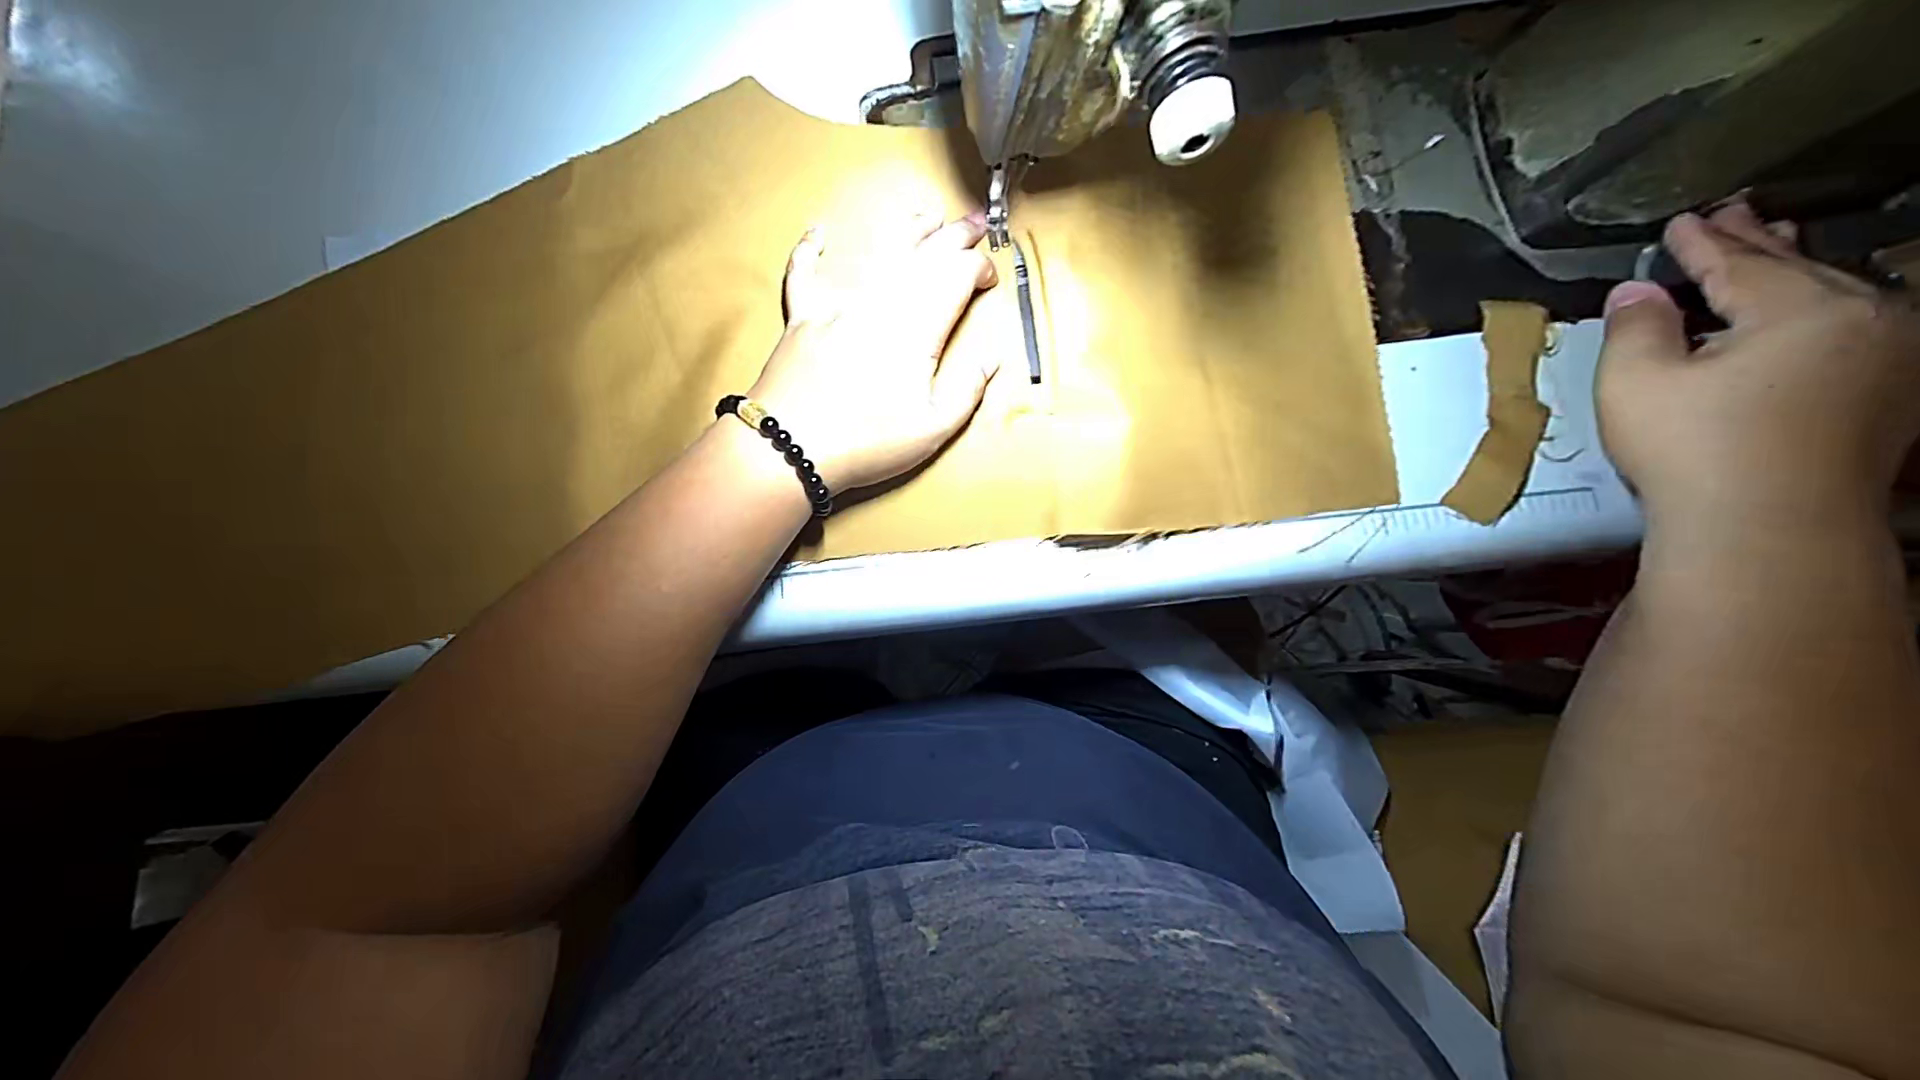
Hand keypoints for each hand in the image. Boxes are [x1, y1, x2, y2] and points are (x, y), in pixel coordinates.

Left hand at [741, 211, 999, 493]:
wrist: (789, 447)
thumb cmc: (864, 443)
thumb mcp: (933, 428)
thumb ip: (968, 388)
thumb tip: (991, 356)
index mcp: (915, 330)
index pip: (955, 277)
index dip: (978, 269)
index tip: (988, 279)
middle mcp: (878, 306)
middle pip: (923, 257)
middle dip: (955, 237)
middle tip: (975, 223)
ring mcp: (837, 307)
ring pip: (876, 253)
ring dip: (905, 231)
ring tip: (927, 215)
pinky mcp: (802, 318)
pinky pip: (804, 273)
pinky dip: (810, 251)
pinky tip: (818, 233)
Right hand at [1597, 201, 1919, 530]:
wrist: (1766, 526)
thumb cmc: (1692, 449)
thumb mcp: (1635, 383)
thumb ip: (1635, 328)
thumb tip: (1636, 291)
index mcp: (1803, 309)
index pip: (1742, 264)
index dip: (1703, 244)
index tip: (1680, 223)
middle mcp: (1866, 319)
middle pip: (1802, 269)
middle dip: (1760, 244)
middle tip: (1735, 216)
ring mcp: (1892, 358)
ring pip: (1838, 296)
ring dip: (1798, 272)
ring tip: (1776, 250)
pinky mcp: (1891, 396)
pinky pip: (1855, 329)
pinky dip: (1821, 310)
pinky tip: (1807, 314)